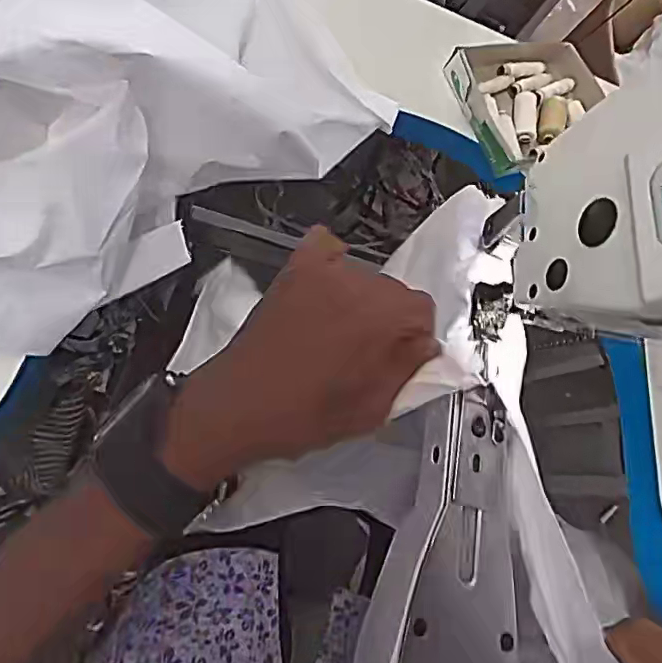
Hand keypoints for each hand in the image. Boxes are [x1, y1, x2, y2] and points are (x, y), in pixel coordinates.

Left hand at [159, 227, 439, 489]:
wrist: (236, 408)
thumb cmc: (298, 414)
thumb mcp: (373, 409)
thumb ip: (409, 370)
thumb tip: (424, 346)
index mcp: (384, 316)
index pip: (424, 309)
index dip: (414, 337)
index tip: (401, 354)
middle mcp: (358, 284)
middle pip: (395, 291)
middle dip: (388, 320)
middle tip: (365, 353)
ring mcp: (324, 273)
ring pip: (365, 277)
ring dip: (359, 300)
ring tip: (334, 335)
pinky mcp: (295, 271)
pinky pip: (327, 248)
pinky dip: (332, 263)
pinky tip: (326, 292)